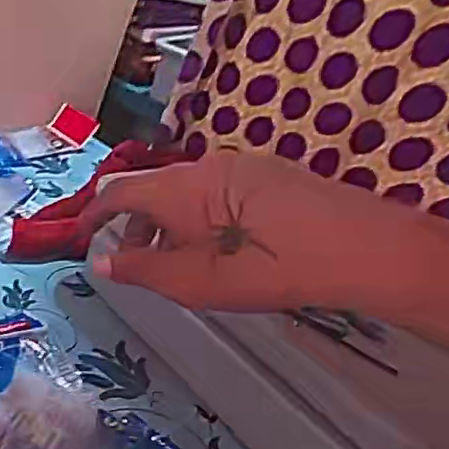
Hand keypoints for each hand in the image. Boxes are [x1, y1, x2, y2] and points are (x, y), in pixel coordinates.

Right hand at [75, 149, 448, 329]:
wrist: (370, 250)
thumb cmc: (274, 270)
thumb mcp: (196, 283)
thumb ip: (142, 271)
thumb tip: (100, 262)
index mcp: (182, 187)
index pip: (118, 191)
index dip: (92, 215)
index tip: (77, 238)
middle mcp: (207, 165)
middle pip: (150, 191)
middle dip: (130, 228)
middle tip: (132, 269)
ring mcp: (242, 165)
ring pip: (181, 193)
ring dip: (163, 227)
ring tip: (174, 267)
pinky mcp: (268, 175)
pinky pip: (211, 192)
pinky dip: (194, 220)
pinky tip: (214, 251)